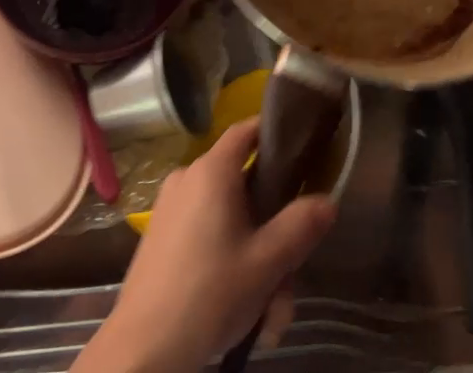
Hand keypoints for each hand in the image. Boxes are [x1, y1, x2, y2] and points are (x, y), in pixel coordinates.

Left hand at [73, 118, 336, 372]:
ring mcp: (172, 208)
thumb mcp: (267, 262)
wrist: (146, 342)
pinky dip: (232, 270)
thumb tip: (326, 199)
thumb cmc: (210, 292)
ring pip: (232, 226)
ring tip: (269, 318)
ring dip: (258, 267)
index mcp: (211, 172)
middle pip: (246, 192)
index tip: (303, 147)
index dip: (274, 132)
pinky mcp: (164, 237)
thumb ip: (300, 225)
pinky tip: (246, 316)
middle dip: (275, 238)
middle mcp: (188, 180)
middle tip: (289, 285)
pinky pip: (209, 240)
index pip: (245, 130)